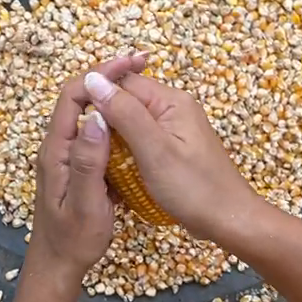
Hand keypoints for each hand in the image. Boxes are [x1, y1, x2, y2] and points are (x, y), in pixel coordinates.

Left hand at [26, 56, 142, 289]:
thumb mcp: (86, 204)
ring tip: (144, 84)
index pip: (74, 95)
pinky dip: (117, 121)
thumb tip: (97, 117)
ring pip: (90, 115)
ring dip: (114, 96)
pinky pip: (96, 135)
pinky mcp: (78, 167)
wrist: (57, 266)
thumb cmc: (73, 241)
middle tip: (143, 64)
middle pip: (81, 97)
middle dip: (110, 77)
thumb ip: (88, 162)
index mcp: (56, 150)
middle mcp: (58, 146)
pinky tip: (137, 123)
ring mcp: (67, 156)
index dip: (101, 74)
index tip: (131, 63)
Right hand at [80, 68, 267, 242]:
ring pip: (130, 123)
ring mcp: (173, 130)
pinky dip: (124, 151)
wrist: (228, 221)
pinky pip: (140, 141)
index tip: (74, 123)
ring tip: (95, 158)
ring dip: (111, 138)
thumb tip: (92, 80)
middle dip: (102, 119)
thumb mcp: (154, 150)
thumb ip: (124, 113)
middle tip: (83, 146)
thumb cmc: (194, 189)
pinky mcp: (172, 150)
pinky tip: (113, 168)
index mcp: (170, 100)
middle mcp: (173, 108)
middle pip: (125, 100)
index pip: (121, 82)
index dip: (95, 98)